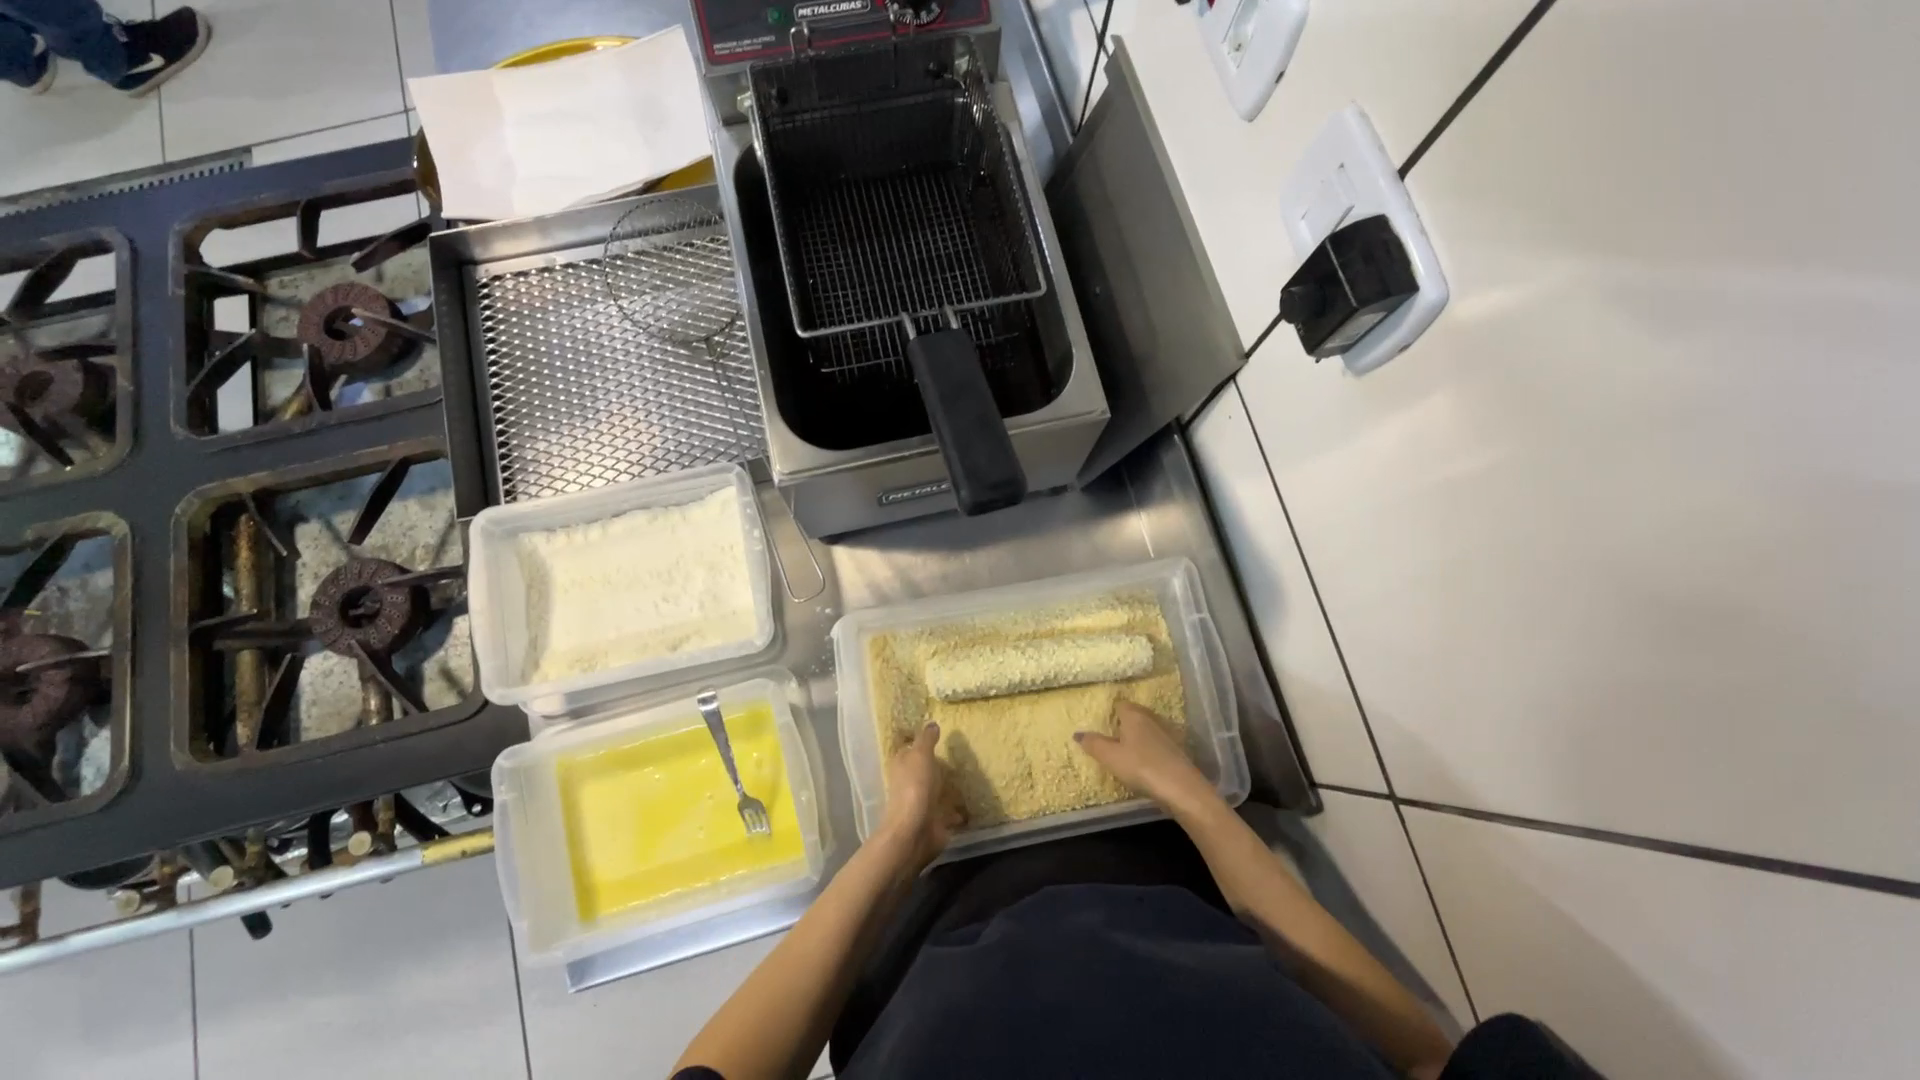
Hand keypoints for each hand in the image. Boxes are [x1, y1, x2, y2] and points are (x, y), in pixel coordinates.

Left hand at [873, 722, 966, 872]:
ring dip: (949, 788)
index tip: (938, 736)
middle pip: (924, 770)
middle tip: (961, 755)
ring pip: (937, 791)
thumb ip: (926, 740)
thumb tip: (931, 723)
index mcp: (902, 765)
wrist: (916, 830)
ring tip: (971, 778)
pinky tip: (974, 803)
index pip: (909, 749)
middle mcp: (910, 783)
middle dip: (938, 766)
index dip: (919, 743)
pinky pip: (950, 813)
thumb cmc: (915, 787)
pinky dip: (959, 810)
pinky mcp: (935, 821)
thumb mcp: (920, 755)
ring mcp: (922, 804)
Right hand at [1075, 702, 1218, 816]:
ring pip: (1146, 730)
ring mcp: (1167, 734)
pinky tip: (1142, 763)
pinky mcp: (1176, 751)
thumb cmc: (1141, 767)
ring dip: (1136, 738)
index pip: (1120, 704)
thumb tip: (1077, 733)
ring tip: (1123, 751)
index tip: (1100, 723)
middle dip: (1122, 724)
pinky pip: (1156, 744)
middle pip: (1134, 715)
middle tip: (1108, 737)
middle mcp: (1152, 719)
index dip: (1109, 712)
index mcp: (1134, 715)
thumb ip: (1093, 744)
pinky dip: (1148, 750)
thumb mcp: (1110, 757)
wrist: (1182, 789)